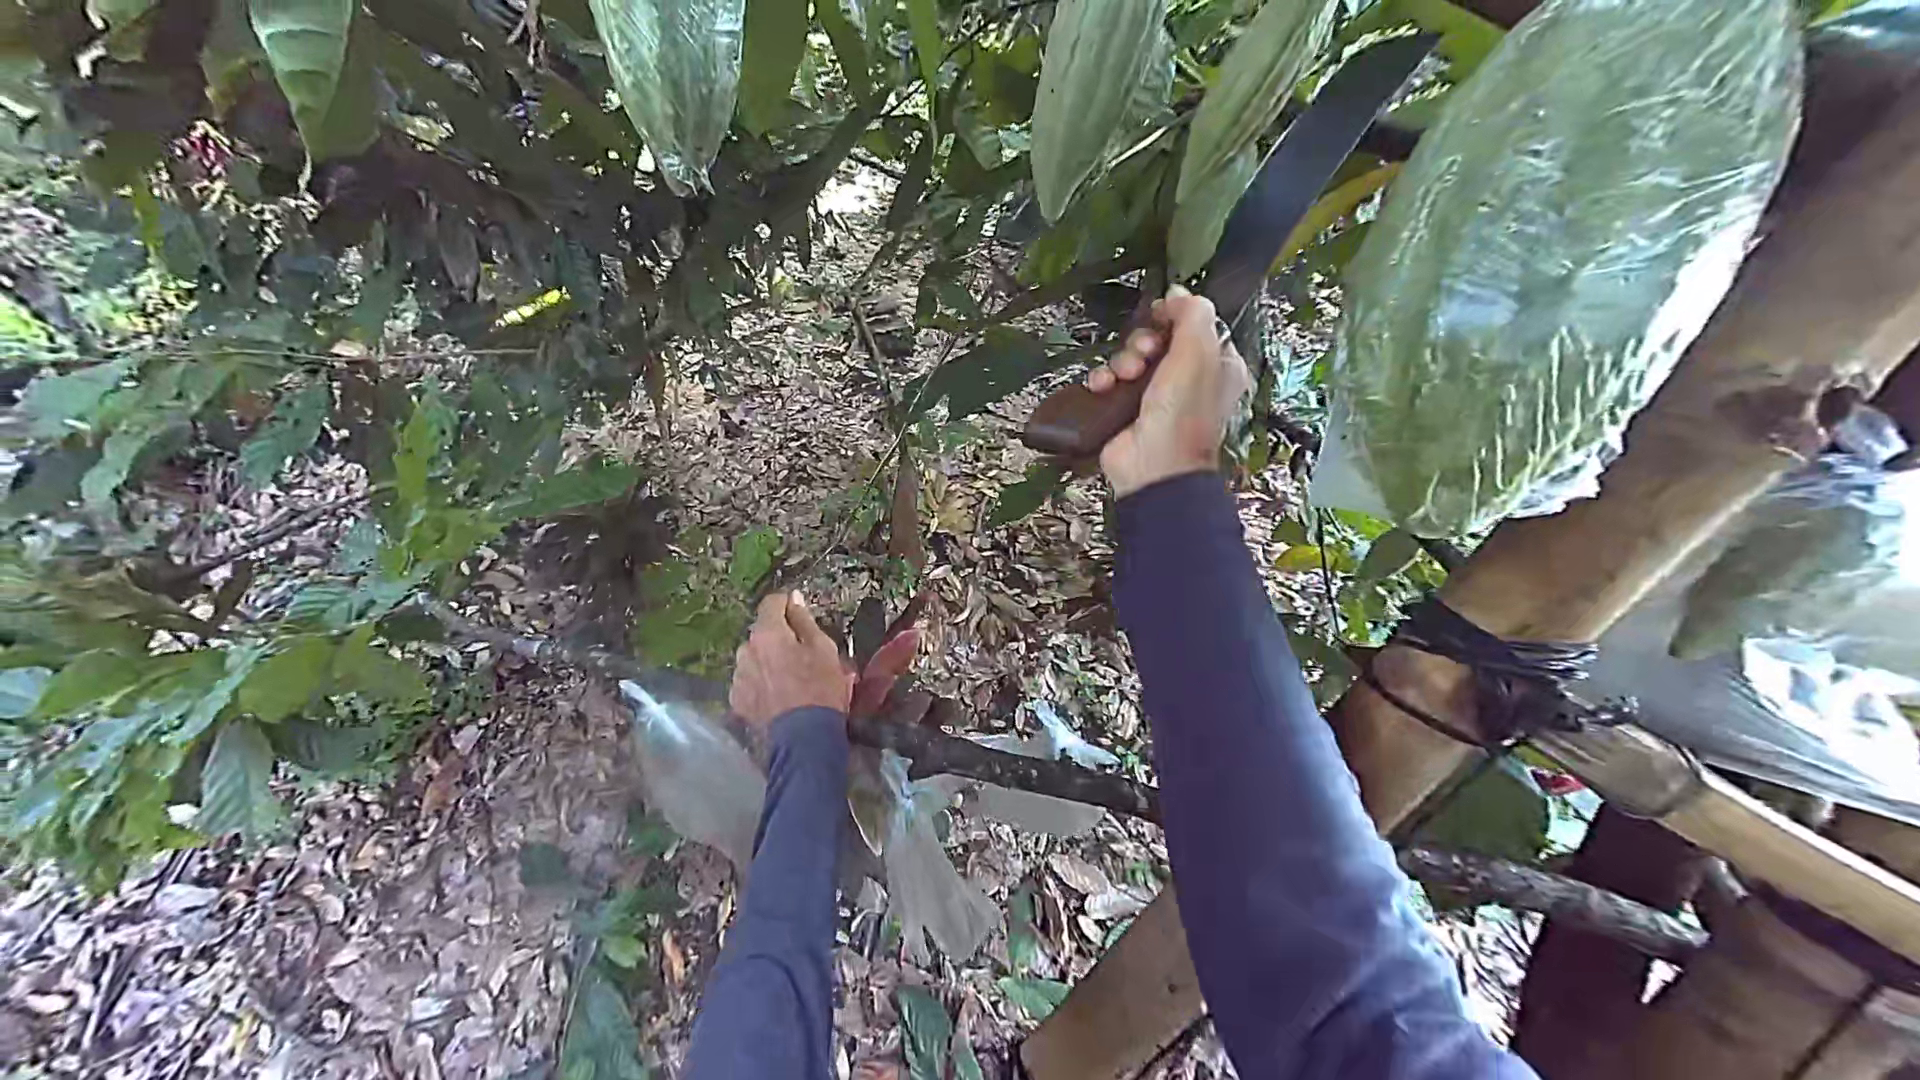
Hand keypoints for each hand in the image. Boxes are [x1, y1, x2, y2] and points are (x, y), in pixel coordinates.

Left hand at [729, 591, 853, 730]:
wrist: (804, 738)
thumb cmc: (820, 688)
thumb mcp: (823, 649)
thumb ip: (804, 621)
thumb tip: (793, 600)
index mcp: (767, 633)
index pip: (771, 602)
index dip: (786, 603)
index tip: (799, 610)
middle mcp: (745, 650)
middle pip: (762, 632)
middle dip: (778, 636)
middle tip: (800, 651)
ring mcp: (738, 676)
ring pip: (753, 657)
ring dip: (767, 659)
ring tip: (788, 677)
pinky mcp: (737, 700)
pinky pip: (749, 680)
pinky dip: (761, 682)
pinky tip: (777, 694)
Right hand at [1085, 286, 1249, 497]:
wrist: (1151, 466)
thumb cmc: (1182, 414)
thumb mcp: (1198, 353)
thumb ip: (1192, 314)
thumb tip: (1177, 292)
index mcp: (1215, 364)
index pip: (1193, 325)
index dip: (1174, 317)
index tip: (1161, 316)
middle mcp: (1186, 379)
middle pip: (1157, 339)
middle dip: (1143, 342)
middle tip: (1144, 355)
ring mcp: (1153, 395)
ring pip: (1130, 357)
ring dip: (1122, 361)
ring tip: (1124, 377)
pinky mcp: (1124, 409)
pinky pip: (1109, 380)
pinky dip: (1104, 380)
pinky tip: (1103, 387)